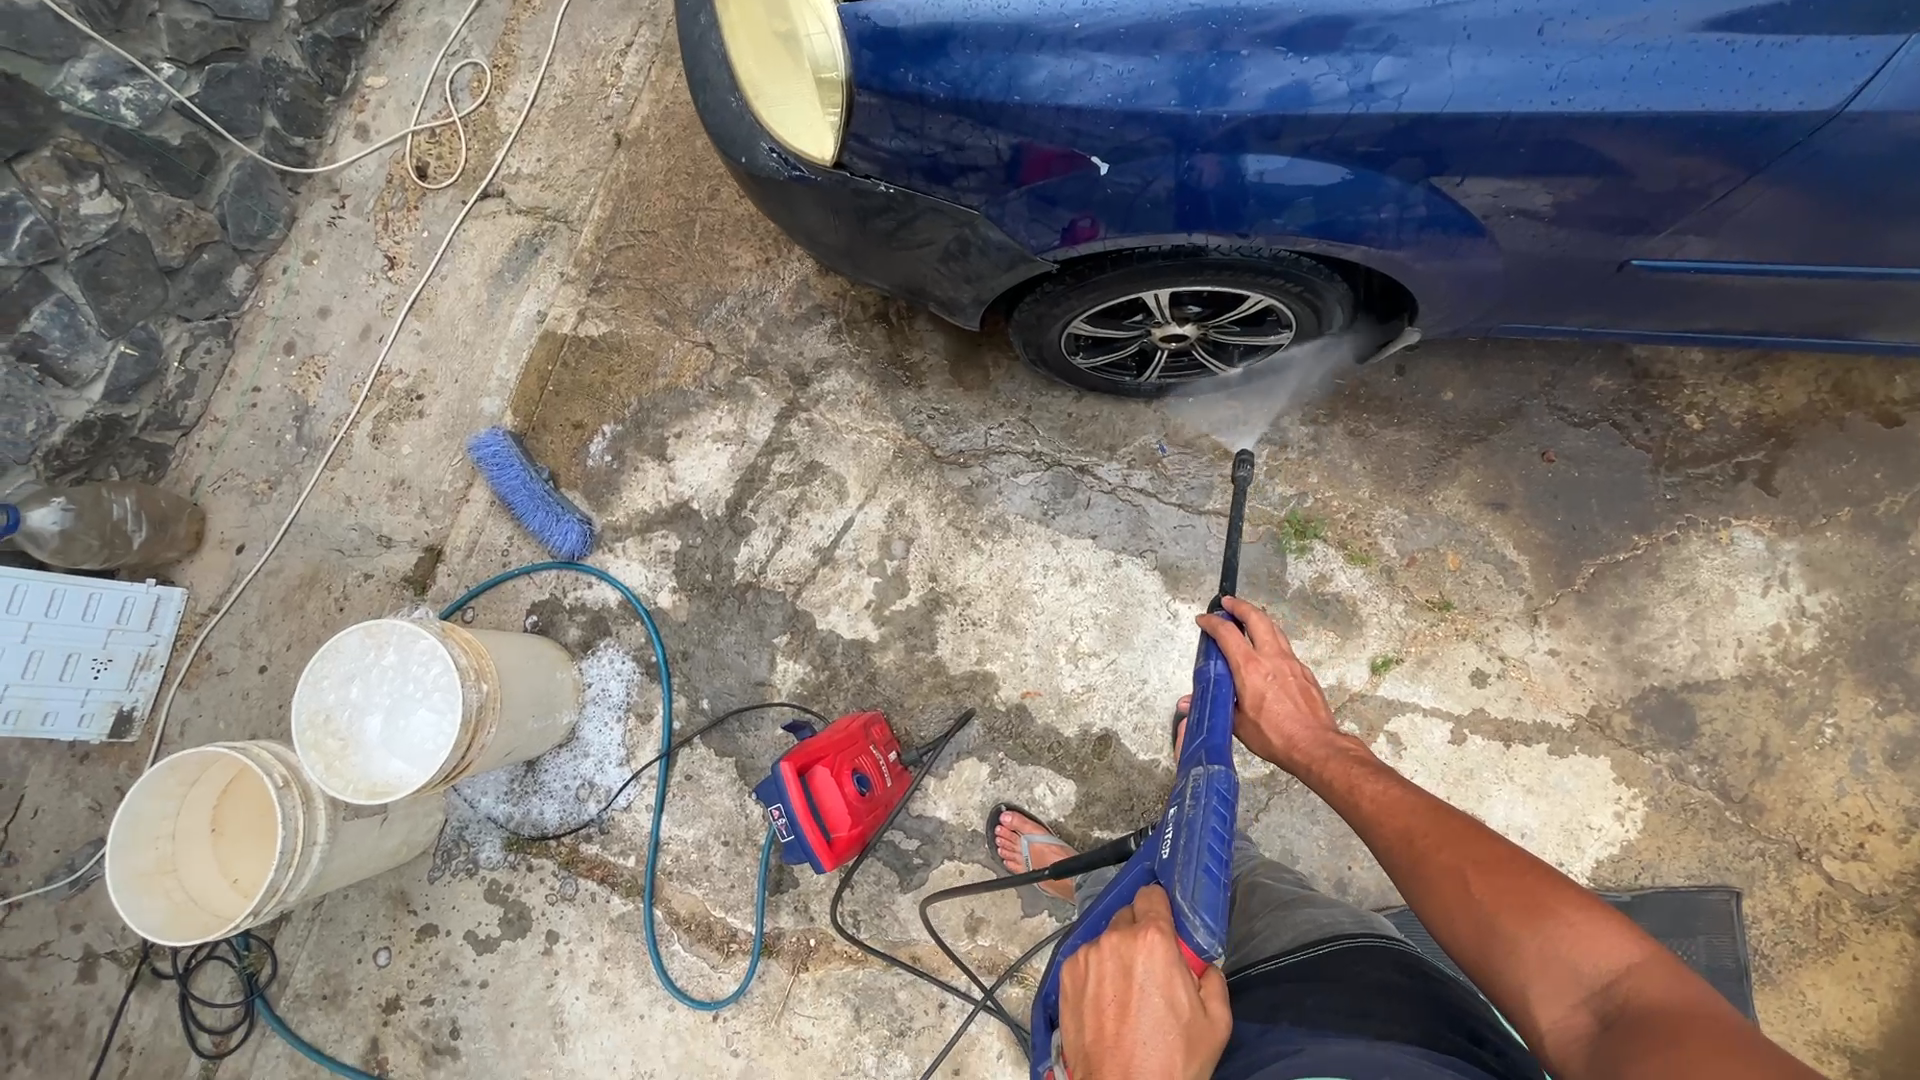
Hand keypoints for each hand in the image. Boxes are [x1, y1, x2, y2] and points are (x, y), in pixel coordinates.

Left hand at [1058, 885, 1231, 1079]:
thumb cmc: (1171, 1062)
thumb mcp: (1215, 1022)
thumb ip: (1212, 978)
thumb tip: (1202, 964)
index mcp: (1153, 940)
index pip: (1152, 895)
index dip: (1160, 907)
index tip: (1164, 921)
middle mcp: (1115, 938)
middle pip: (1128, 916)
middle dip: (1140, 934)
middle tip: (1151, 967)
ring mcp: (1087, 956)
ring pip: (1106, 940)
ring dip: (1117, 954)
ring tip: (1128, 992)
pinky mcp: (1067, 974)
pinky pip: (1087, 960)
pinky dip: (1097, 972)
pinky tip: (1107, 1001)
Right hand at [1196, 596, 1347, 773]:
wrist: (1316, 746)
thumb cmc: (1275, 737)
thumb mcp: (1237, 724)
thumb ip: (1214, 705)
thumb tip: (1186, 703)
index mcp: (1250, 669)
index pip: (1227, 634)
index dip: (1212, 622)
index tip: (1204, 619)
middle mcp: (1271, 658)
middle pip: (1256, 618)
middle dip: (1240, 606)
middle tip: (1228, 603)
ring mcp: (1291, 662)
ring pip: (1274, 629)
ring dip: (1258, 619)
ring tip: (1248, 618)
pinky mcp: (1304, 672)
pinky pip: (1286, 647)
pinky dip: (1273, 639)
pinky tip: (1268, 650)